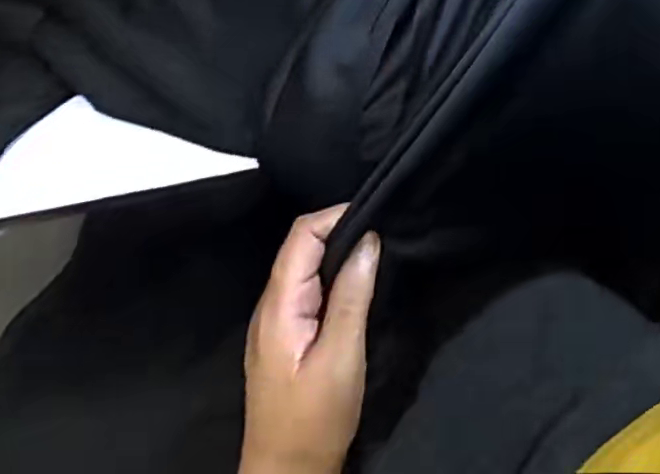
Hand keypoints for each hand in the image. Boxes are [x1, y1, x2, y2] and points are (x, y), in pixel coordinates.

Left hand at [242, 205, 379, 473]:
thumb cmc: (316, 414)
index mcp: (278, 309)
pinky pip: (311, 284)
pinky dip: (337, 267)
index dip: (337, 215)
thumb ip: (352, 293)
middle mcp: (271, 308)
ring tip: (382, 242)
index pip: (300, 238)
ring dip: (341, 246)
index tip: (379, 212)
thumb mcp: (342, 353)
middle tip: (388, 223)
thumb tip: (370, 238)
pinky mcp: (290, 333)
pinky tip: (362, 273)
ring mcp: (277, 322)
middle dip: (342, 225)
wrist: (288, 471)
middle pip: (300, 246)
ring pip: (306, 264)